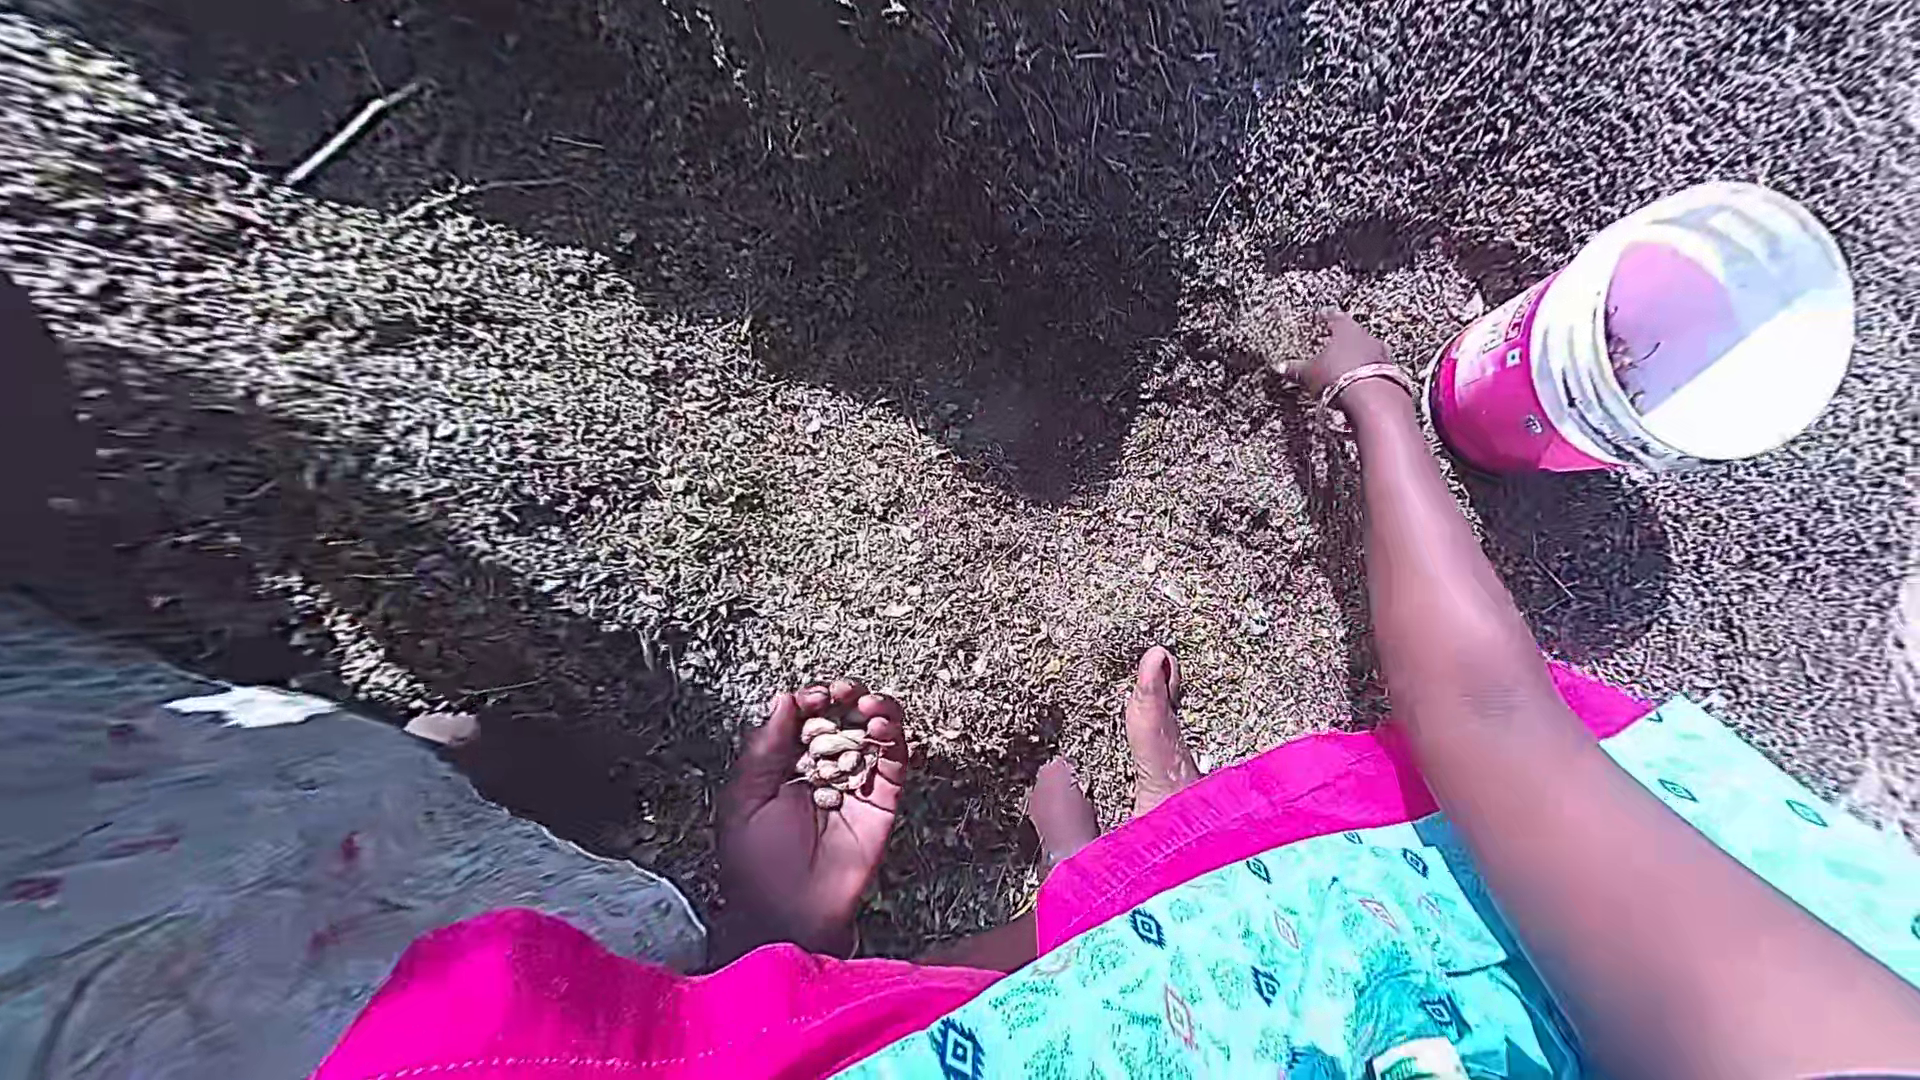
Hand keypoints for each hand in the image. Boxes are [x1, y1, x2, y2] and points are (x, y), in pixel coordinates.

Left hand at [713, 680, 907, 962]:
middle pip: (844, 716)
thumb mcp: (745, 800)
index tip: (816, 695)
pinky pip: (895, 759)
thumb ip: (764, 748)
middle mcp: (826, 765)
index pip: (807, 717)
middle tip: (844, 692)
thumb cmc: (758, 864)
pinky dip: (894, 735)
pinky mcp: (884, 797)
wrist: (790, 917)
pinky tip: (881, 725)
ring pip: (874, 730)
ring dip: (875, 708)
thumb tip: (784, 697)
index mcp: (789, 763)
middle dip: (846, 696)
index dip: (814, 699)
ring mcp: (857, 779)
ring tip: (866, 704)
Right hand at [1301, 308, 1390, 399]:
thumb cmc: (1337, 376)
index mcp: (1347, 330)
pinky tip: (1354, 379)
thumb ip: (1295, 369)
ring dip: (1354, 355)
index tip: (1321, 314)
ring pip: (1364, 350)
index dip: (1325, 316)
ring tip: (1342, 365)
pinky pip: (1372, 366)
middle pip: (1352, 333)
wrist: (1370, 397)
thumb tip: (1281, 367)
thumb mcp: (1309, 374)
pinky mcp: (1389, 371)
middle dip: (1342, 338)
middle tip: (1331, 342)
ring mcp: (1380, 354)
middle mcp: (1367, 337)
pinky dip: (1362, 370)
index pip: (1335, 317)